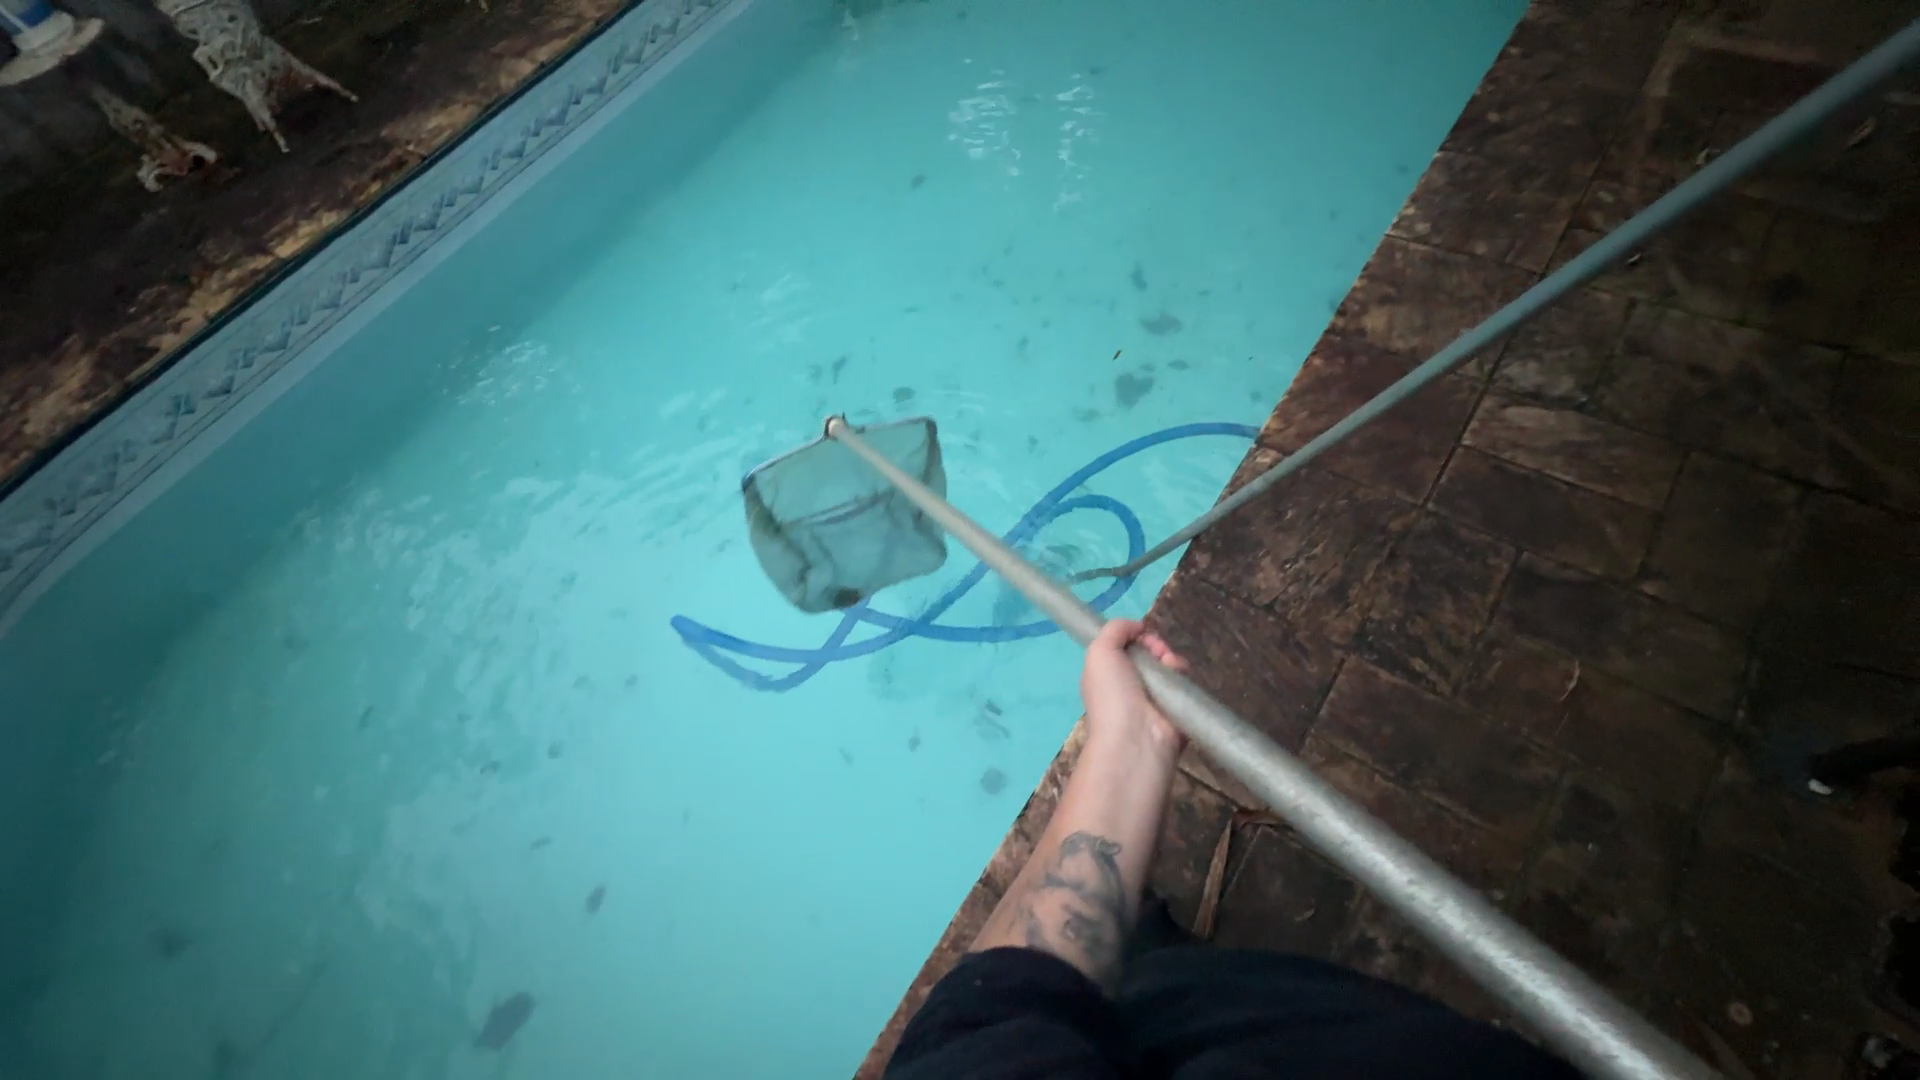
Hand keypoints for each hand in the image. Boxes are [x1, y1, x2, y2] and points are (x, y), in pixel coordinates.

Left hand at [1080, 619, 1188, 757]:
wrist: (1135, 737)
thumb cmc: (1111, 692)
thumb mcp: (1099, 651)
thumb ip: (1114, 630)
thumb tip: (1137, 626)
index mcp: (1106, 674)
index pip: (1124, 647)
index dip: (1134, 636)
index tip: (1139, 635)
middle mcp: (1128, 685)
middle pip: (1148, 653)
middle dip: (1155, 645)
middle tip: (1156, 651)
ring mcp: (1153, 696)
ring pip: (1167, 664)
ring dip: (1169, 657)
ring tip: (1168, 663)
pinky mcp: (1175, 707)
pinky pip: (1182, 681)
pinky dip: (1181, 672)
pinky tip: (1177, 673)